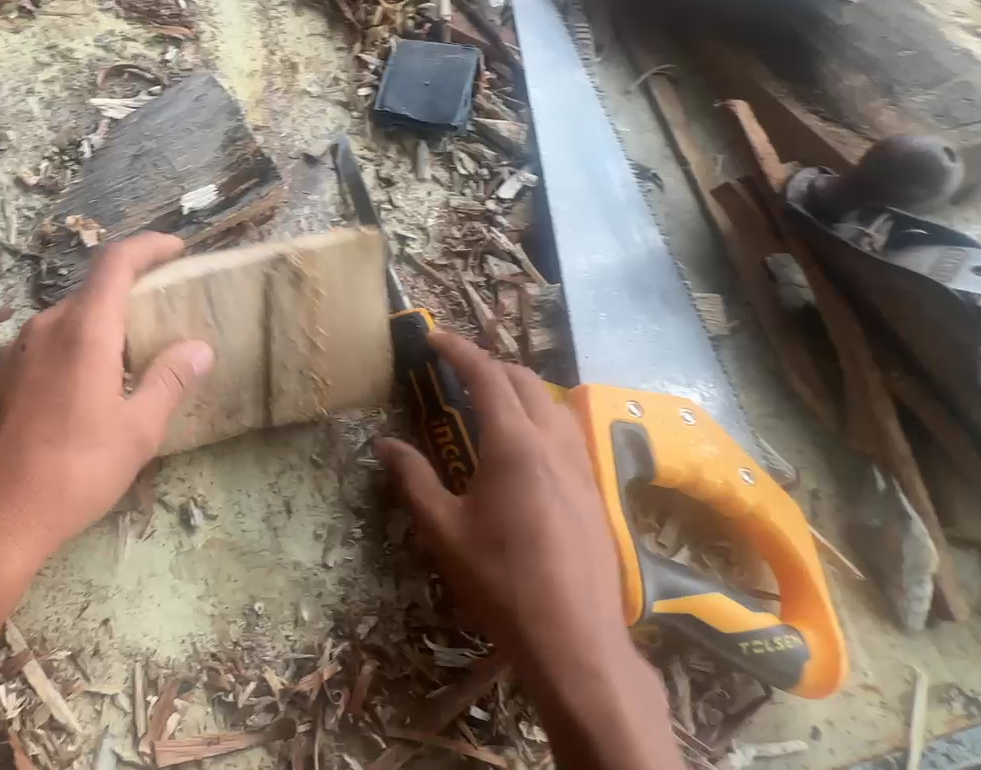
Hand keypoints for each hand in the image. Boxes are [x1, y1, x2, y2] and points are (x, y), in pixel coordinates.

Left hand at [0, 233, 215, 580]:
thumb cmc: (73, 474)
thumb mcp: (137, 432)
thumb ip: (170, 381)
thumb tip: (199, 348)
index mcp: (83, 331)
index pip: (115, 262)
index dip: (149, 247)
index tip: (177, 250)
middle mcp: (45, 327)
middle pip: (93, 292)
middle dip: (131, 297)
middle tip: (164, 321)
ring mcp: (15, 351)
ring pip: (68, 321)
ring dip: (102, 328)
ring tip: (130, 364)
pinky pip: (46, 344)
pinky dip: (75, 348)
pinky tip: (85, 391)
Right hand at [376, 331, 624, 662]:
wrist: (575, 641)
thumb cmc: (500, 581)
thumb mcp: (442, 530)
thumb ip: (413, 479)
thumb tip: (385, 444)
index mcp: (513, 445)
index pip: (486, 377)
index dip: (458, 351)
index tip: (434, 338)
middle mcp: (552, 445)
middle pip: (524, 381)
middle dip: (488, 365)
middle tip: (454, 371)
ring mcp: (581, 468)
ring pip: (552, 404)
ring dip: (518, 389)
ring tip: (488, 402)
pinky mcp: (594, 492)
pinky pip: (566, 432)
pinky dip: (540, 417)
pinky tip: (524, 447)